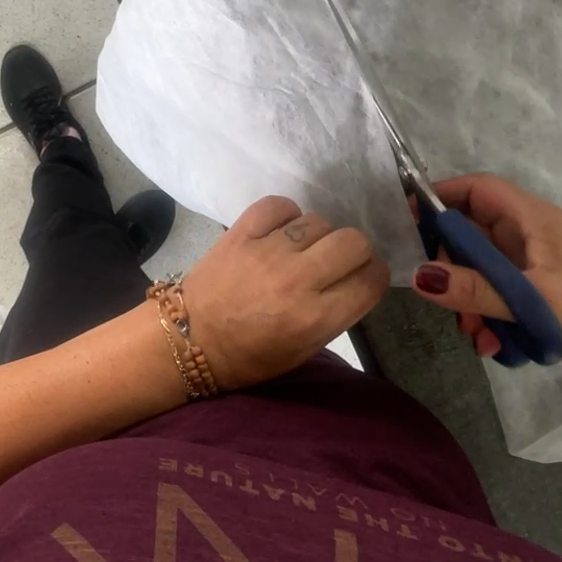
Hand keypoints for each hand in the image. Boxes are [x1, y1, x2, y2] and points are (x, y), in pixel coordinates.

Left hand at [180, 197, 387, 389]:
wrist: (188, 340)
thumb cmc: (247, 356)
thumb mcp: (303, 350)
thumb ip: (335, 314)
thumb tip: (355, 279)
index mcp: (316, 318)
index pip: (372, 279)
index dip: (373, 276)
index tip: (361, 278)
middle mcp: (297, 281)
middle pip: (354, 242)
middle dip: (353, 252)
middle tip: (334, 262)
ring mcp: (267, 253)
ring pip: (318, 221)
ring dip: (317, 235)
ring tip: (300, 250)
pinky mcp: (239, 234)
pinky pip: (277, 205)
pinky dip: (284, 214)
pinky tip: (279, 231)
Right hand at [409, 174, 561, 381]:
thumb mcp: (531, 300)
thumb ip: (473, 288)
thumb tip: (419, 276)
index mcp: (533, 221)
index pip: (477, 189)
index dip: (440, 196)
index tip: (406, 220)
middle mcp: (528, 237)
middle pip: (469, 234)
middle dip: (449, 267)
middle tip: (442, 296)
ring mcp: (530, 266)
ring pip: (476, 270)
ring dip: (466, 301)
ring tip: (474, 332)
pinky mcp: (532, 293)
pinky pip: (492, 296)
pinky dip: (485, 317)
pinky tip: (491, 343)